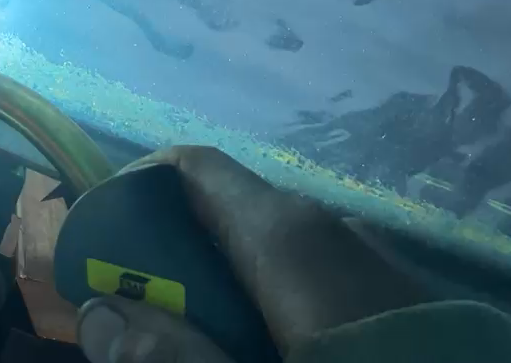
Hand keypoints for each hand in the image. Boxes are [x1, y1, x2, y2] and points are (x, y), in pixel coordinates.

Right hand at [77, 146, 425, 362]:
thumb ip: (175, 361)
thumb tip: (99, 315)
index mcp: (290, 238)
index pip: (193, 167)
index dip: (136, 189)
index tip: (102, 240)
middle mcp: (333, 233)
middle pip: (226, 211)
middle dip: (172, 254)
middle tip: (142, 308)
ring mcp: (378, 270)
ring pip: (271, 251)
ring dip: (221, 286)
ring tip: (201, 338)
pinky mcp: (411, 311)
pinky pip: (315, 284)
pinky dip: (271, 306)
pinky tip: (271, 352)